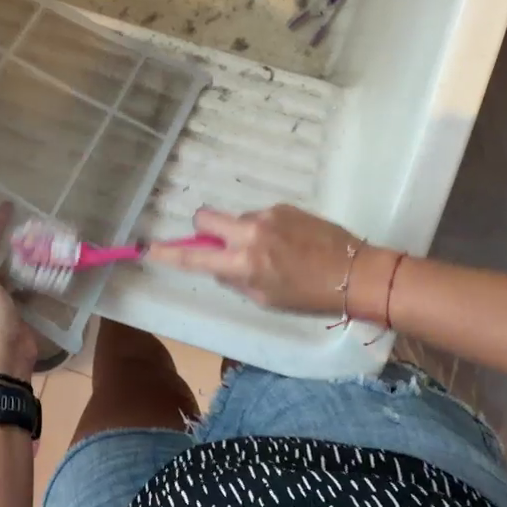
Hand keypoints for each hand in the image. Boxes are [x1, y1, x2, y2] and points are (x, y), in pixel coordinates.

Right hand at [147, 205, 399, 318]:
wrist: (357, 274)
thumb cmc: (310, 296)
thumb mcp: (267, 299)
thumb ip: (236, 280)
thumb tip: (218, 264)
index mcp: (244, 264)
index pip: (195, 257)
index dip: (168, 253)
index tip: (148, 248)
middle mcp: (250, 234)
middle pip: (205, 218)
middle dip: (204, 229)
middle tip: (220, 245)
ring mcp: (267, 216)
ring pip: (237, 219)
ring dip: (243, 233)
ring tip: (275, 253)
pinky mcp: (284, 207)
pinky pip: (261, 217)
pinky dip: (265, 230)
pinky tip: (290, 244)